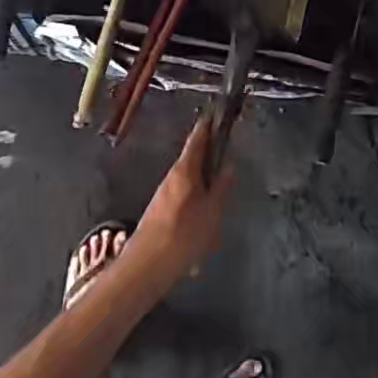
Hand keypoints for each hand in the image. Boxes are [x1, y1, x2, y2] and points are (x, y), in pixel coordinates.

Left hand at [123, 115, 232, 287]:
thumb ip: (221, 186)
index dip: (208, 126)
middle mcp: (172, 175)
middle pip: (193, 158)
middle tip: (226, 156)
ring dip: (203, 181)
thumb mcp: (212, 211)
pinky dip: (195, 199)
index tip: (216, 114)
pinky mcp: (160, 209)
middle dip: (209, 156)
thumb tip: (229, 163)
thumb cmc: (184, 234)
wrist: (149, 263)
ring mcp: (164, 192)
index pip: (197, 138)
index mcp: (185, 169)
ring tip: (219, 195)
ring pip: (189, 179)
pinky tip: (203, 222)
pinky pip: (183, 196)